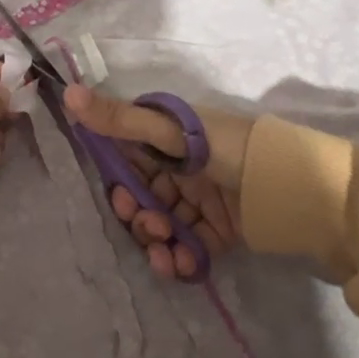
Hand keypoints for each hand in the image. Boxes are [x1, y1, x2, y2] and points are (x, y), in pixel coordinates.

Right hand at [63, 85, 250, 280]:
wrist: (292, 189)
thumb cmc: (228, 148)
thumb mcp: (171, 131)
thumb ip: (119, 119)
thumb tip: (66, 93)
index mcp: (168, 140)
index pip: (128, 162)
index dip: (119, 183)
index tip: (123, 198)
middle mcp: (181, 169)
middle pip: (144, 198)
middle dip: (139, 217)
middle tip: (150, 225)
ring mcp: (200, 201)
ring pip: (163, 225)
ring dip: (156, 241)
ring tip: (166, 251)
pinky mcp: (220, 231)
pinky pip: (189, 246)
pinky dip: (182, 257)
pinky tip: (183, 263)